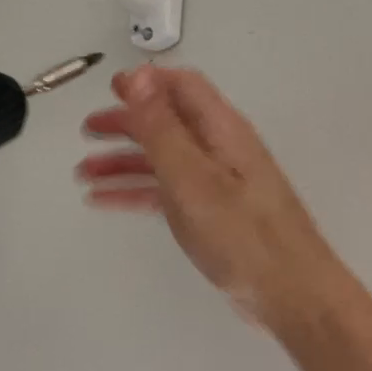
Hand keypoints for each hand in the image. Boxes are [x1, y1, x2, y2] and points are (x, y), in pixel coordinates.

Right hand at [75, 65, 348, 329]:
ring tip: (84, 172)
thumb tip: (139, 76)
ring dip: (122, 161)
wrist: (287, 293)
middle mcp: (219, 150)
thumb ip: (162, 128)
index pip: (182, 88)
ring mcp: (215, 183)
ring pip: (161, 160)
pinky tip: (104, 201)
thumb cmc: (241, 235)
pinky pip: (164, 192)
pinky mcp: (210, 213)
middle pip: (167, 123)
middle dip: (126, 122)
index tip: (109, 87)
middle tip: (88, 130)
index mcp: (221, 131)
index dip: (145, 83)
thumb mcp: (192, 178)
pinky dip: (133, 191)